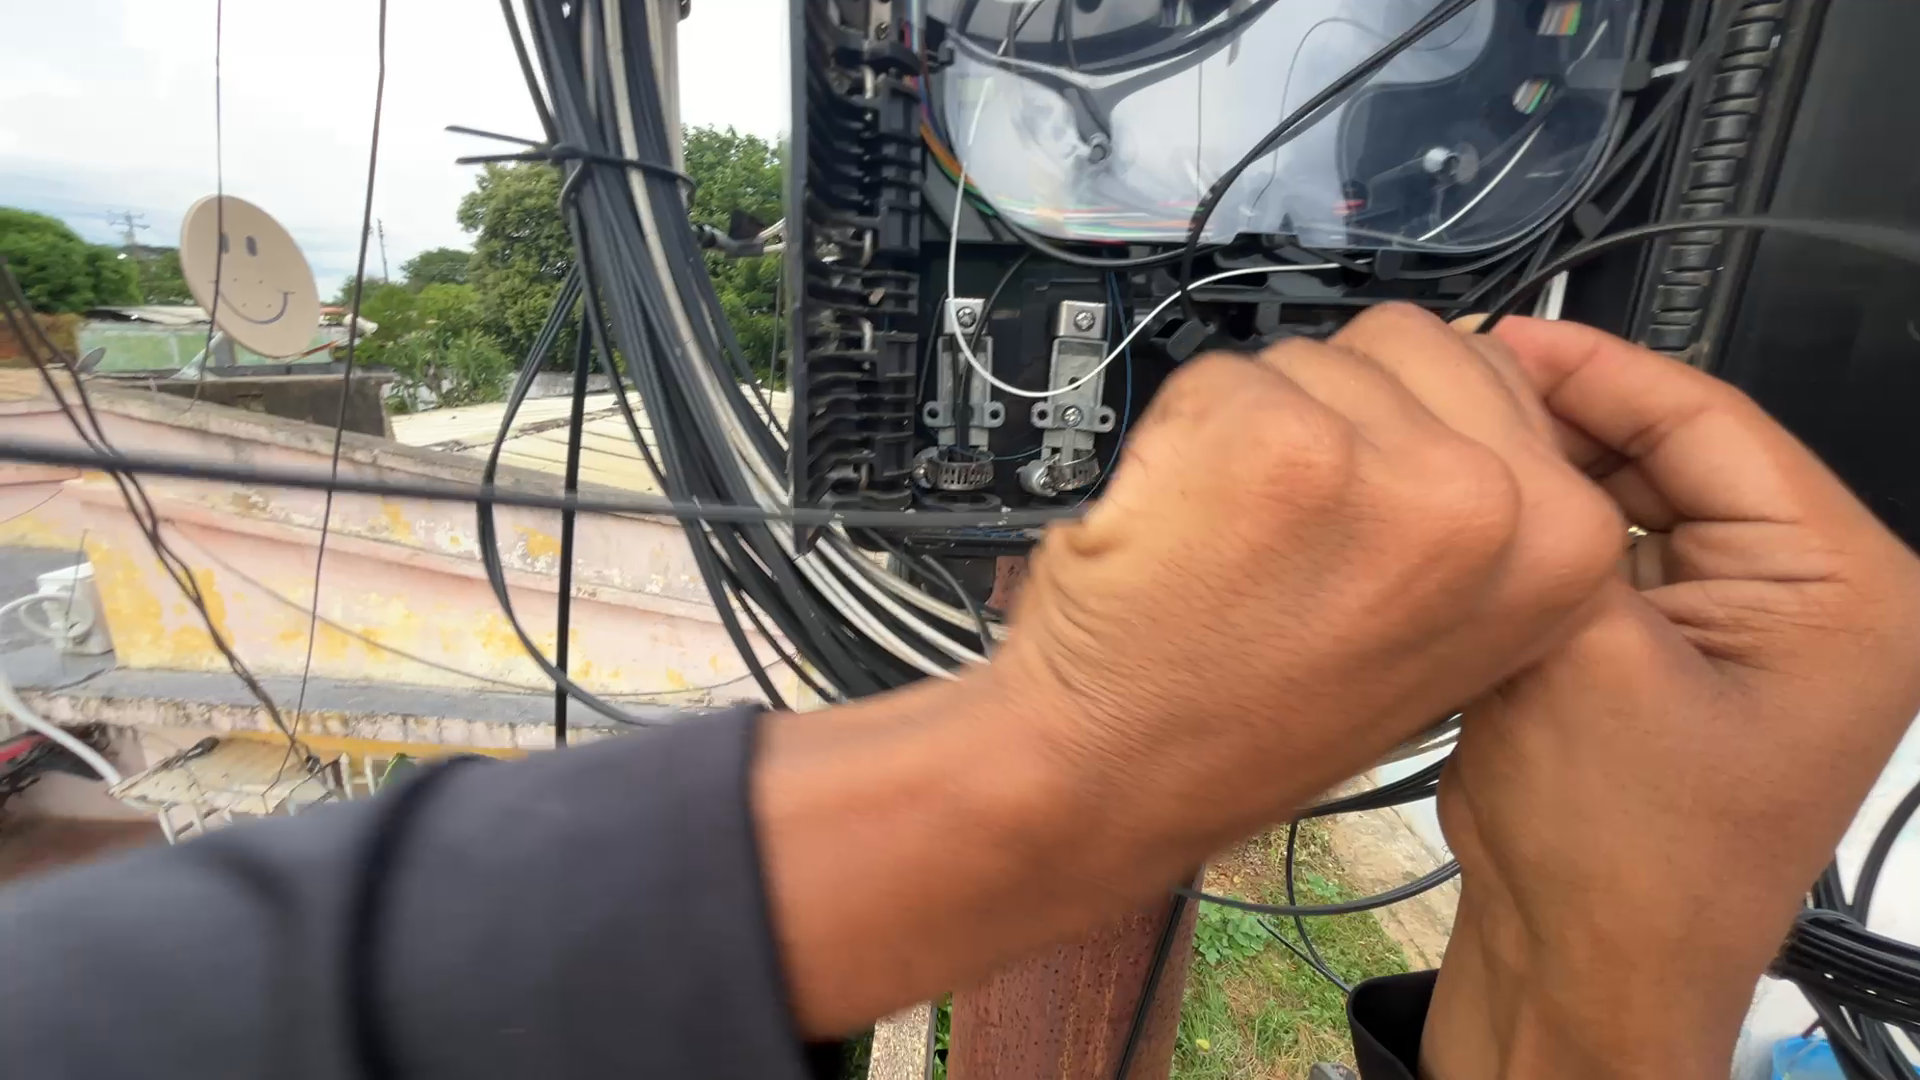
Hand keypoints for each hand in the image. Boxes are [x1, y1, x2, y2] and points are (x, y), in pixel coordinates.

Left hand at [992, 303, 1623, 862]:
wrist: (1118, 768)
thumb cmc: (1239, 719)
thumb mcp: (1414, 628)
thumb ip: (1446, 506)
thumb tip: (1415, 401)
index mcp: (1555, 544)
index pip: (1473, 371)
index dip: (1379, 418)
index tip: (1335, 478)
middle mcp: (1490, 497)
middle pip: (1384, 349)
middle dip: (1314, 411)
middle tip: (1268, 518)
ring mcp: (1377, 462)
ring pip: (1292, 362)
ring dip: (1242, 429)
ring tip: (1220, 534)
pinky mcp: (1269, 441)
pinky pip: (1212, 379)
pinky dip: (1171, 434)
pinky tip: (1169, 521)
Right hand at [1424, 319, 1919, 1078]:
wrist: (1577, 945)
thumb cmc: (1613, 824)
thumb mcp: (1589, 658)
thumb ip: (1557, 534)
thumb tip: (1497, 430)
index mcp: (1838, 583)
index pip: (1712, 425)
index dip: (1601, 369)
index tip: (1501, 332)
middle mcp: (1784, 592)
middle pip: (1663, 460)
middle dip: (1559, 419)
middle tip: (1451, 383)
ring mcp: (1701, 624)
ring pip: (1613, 509)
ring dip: (1536, 476)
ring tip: (1445, 436)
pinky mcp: (1633, 651)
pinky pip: (1581, 561)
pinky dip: (1525, 532)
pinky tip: (1460, 510)